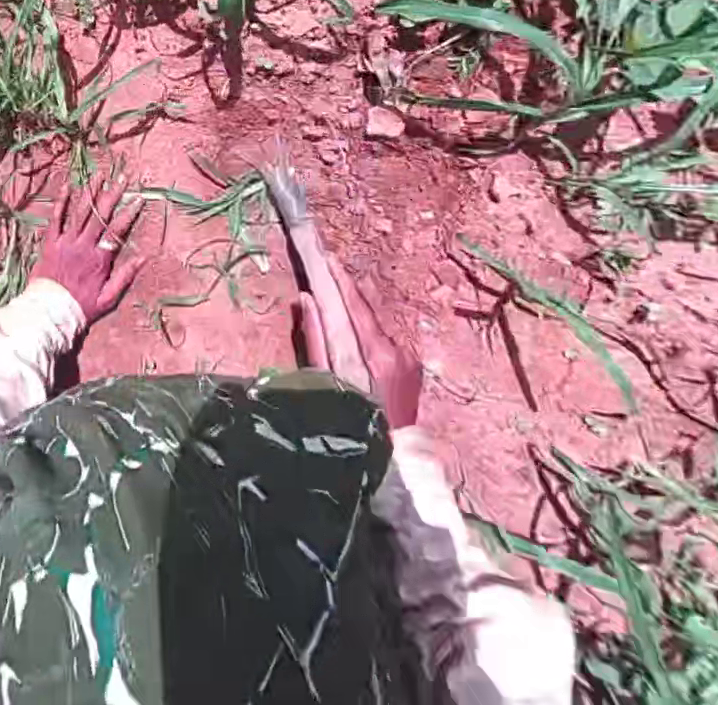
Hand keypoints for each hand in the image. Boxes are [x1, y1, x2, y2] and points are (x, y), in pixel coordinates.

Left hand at [33, 177, 144, 322]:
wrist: (50, 312)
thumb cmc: (81, 307)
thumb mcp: (108, 298)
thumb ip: (125, 276)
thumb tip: (143, 258)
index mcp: (100, 259)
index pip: (118, 230)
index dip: (129, 213)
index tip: (139, 198)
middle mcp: (84, 246)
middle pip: (101, 216)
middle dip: (113, 195)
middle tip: (123, 179)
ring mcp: (66, 242)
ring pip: (80, 212)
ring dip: (90, 193)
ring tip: (100, 175)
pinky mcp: (50, 242)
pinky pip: (56, 218)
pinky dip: (62, 202)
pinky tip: (68, 186)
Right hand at [293, 255, 422, 427]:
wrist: (392, 461)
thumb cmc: (349, 424)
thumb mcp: (324, 383)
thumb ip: (315, 339)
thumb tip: (307, 299)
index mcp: (370, 354)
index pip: (349, 306)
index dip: (337, 280)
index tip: (325, 256)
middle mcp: (392, 349)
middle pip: (362, 308)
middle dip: (343, 284)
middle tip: (326, 258)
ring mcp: (405, 357)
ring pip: (372, 320)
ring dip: (353, 301)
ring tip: (334, 279)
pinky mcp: (410, 365)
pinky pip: (381, 335)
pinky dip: (363, 322)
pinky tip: (352, 313)